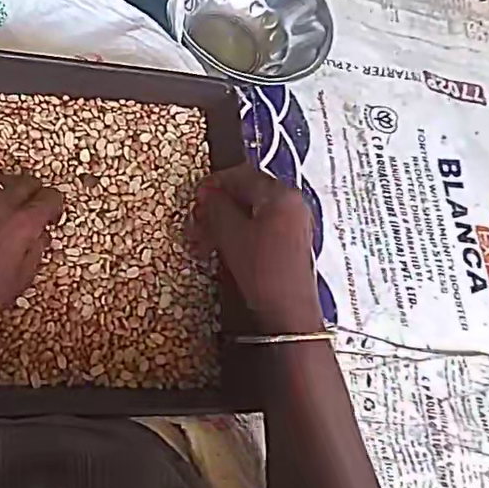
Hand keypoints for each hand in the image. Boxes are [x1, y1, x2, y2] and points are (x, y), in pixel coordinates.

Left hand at [0, 172, 64, 347]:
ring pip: (7, 179)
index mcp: (23, 222)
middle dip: (38, 195)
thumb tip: (42, 234)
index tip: (53, 219)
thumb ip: (37, 248)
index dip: (56, 207)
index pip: (50, 197)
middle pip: (29, 182)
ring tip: (18, 210)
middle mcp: (2, 204)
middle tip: (39, 213)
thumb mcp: (23, 277)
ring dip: (17, 190)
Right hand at [194, 163, 323, 332]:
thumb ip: (217, 207)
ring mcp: (293, 223)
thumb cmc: (262, 270)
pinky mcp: (289, 242)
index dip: (214, 183)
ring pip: (252, 211)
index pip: (242, 174)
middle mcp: (292, 203)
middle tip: (197, 219)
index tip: (195, 197)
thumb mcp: (232, 235)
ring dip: (225, 220)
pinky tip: (223, 247)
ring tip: (205, 238)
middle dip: (219, 204)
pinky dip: (239, 232)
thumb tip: (206, 192)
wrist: (288, 313)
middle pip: (248, 191)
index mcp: (281, 195)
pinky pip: (260, 227)